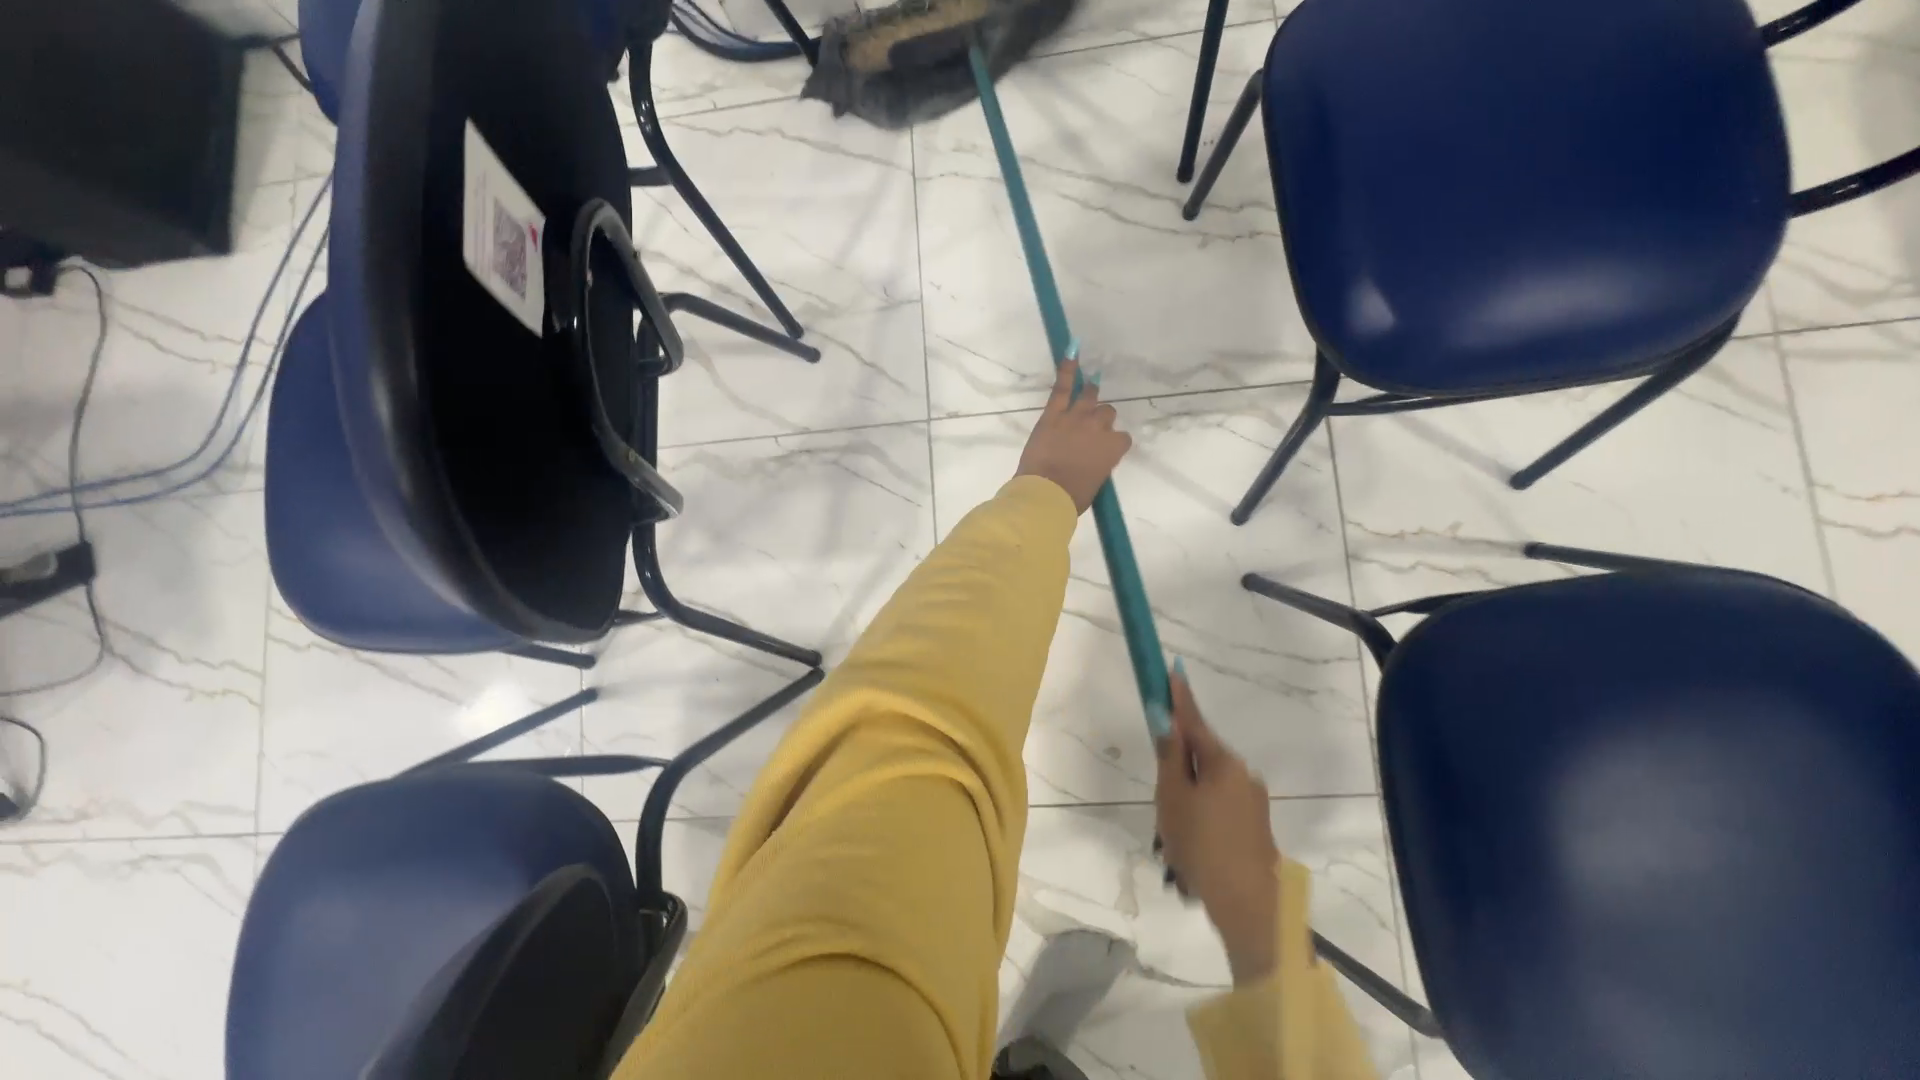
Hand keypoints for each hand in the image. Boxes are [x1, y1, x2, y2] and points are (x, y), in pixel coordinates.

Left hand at [1015, 359, 1132, 513]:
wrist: (1045, 494)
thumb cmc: (1072, 497)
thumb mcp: (1095, 484)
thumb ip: (1099, 466)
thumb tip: (1093, 461)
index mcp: (1113, 449)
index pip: (1122, 438)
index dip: (1112, 444)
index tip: (1103, 452)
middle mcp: (1099, 428)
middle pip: (1107, 414)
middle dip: (1100, 421)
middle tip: (1089, 431)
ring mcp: (1076, 417)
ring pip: (1090, 398)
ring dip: (1091, 394)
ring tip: (1090, 387)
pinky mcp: (1053, 414)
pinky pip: (1062, 387)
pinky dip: (1067, 369)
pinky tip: (1072, 351)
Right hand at [1155, 668, 1281, 984]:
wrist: (1248, 905)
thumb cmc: (1202, 845)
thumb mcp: (1173, 798)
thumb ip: (1169, 757)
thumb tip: (1168, 721)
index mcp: (1223, 762)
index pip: (1192, 720)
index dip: (1178, 698)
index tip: (1172, 670)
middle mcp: (1242, 775)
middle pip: (1199, 760)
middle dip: (1175, 777)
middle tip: (1160, 810)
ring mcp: (1252, 803)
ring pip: (1206, 790)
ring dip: (1186, 806)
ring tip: (1173, 846)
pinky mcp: (1254, 828)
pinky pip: (1217, 813)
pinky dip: (1199, 824)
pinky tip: (1189, 858)